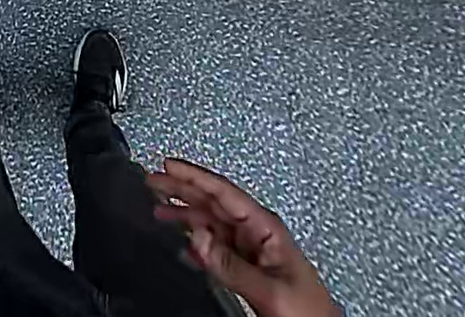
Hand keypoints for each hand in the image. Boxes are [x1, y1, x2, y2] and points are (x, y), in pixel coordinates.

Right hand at [149, 158, 339, 316]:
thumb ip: (231, 264)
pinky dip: (196, 242)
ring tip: (159, 206)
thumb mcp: (269, 289)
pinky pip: (215, 247)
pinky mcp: (249, 270)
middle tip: (154, 179)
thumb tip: (196, 236)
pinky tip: (184, 241)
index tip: (169, 164)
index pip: (223, 191)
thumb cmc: (310, 314)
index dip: (194, 175)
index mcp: (265, 226)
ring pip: (211, 223)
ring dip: (185, 213)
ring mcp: (252, 251)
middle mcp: (257, 233)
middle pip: (213, 202)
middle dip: (183, 188)